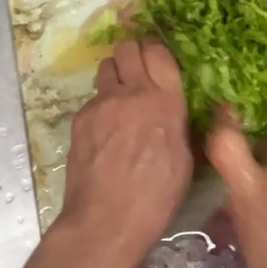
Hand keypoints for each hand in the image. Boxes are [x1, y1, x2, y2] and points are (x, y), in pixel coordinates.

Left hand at [51, 39, 193, 267]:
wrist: (107, 220)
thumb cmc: (156, 197)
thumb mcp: (185, 160)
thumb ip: (181, 124)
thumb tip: (179, 109)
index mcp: (166, 102)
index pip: (158, 51)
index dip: (156, 49)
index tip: (156, 56)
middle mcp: (133, 93)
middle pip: (127, 47)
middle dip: (132, 52)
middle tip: (136, 69)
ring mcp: (103, 103)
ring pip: (106, 67)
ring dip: (114, 74)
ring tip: (119, 97)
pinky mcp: (81, 117)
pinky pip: (92, 98)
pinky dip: (100, 106)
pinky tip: (103, 132)